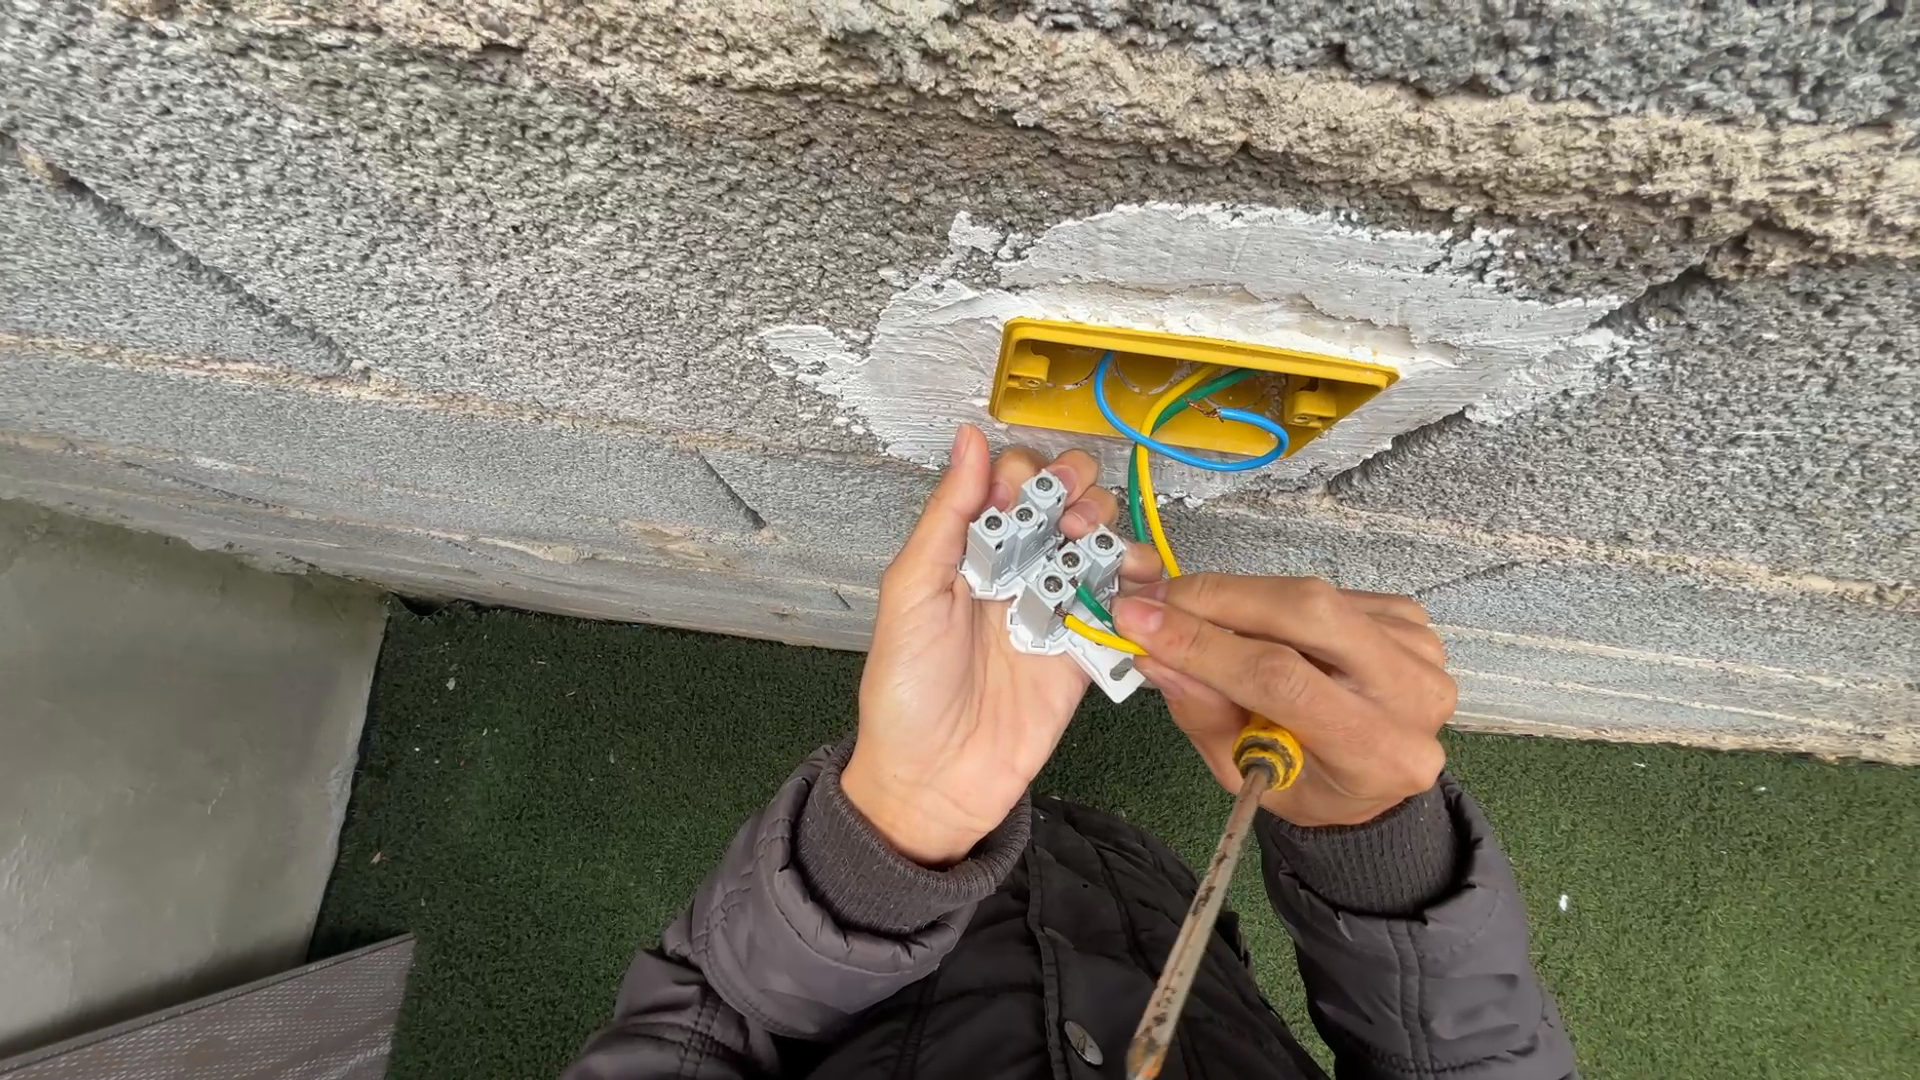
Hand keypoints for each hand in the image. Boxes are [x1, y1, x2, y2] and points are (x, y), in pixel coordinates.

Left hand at [843, 425, 1162, 864]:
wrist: (935, 779)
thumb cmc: (906, 687)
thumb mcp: (911, 592)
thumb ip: (948, 515)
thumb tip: (968, 438)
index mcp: (971, 547)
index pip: (1013, 480)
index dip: (1026, 475)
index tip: (1023, 497)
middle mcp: (1017, 567)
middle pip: (1066, 500)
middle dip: (1079, 491)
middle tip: (1069, 519)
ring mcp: (1055, 605)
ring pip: (1101, 541)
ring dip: (1110, 529)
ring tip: (1096, 549)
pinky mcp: (1086, 647)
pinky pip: (1126, 602)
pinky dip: (1141, 584)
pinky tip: (1131, 583)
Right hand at [1113, 575, 1454, 826]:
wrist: (1368, 775)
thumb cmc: (1302, 784)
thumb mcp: (1242, 773)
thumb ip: (1201, 713)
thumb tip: (1153, 653)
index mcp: (1378, 753)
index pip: (1280, 679)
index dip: (1201, 644)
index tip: (1134, 620)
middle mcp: (1412, 693)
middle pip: (1306, 612)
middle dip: (1215, 598)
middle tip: (1151, 599)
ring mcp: (1417, 647)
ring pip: (1308, 593)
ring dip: (1232, 596)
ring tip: (1183, 612)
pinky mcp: (1406, 617)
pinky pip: (1318, 591)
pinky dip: (1264, 599)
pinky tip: (1246, 623)